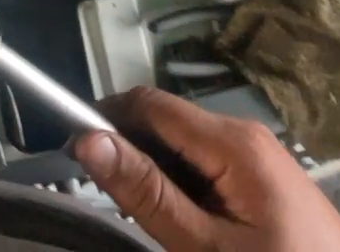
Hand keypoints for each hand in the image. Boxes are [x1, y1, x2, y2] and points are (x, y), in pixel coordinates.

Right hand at [72, 87, 339, 251]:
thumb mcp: (206, 248)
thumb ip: (146, 192)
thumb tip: (87, 138)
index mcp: (232, 140)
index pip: (145, 103)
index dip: (104, 119)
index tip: (73, 156)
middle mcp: (244, 133)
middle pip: (162, 120)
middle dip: (129, 150)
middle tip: (113, 201)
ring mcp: (259, 155)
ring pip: (181, 144)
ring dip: (153, 172)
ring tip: (150, 219)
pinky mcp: (265, 178)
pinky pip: (205, 164)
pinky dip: (181, 185)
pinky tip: (184, 224)